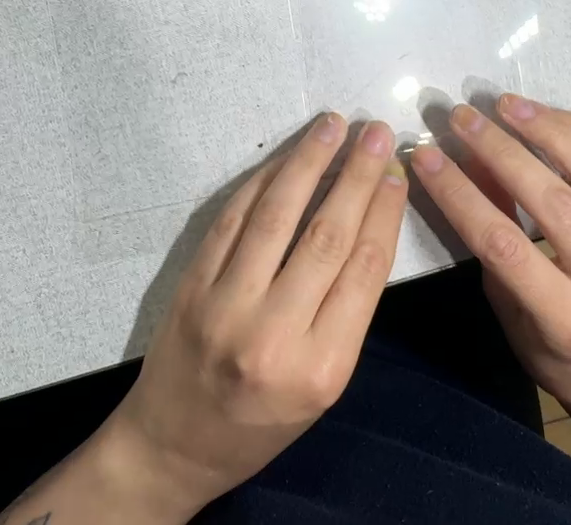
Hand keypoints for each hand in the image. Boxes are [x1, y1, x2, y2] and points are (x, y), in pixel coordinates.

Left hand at [100, 114, 408, 517]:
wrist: (173, 444)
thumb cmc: (262, 424)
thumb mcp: (322, 387)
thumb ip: (345, 313)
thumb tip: (367, 224)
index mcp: (321, 368)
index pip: (363, 269)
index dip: (383, 212)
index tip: (397, 173)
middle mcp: (274, 333)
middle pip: (326, 234)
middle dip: (356, 175)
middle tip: (375, 132)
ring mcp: (226, 304)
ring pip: (277, 215)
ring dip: (308, 162)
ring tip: (331, 126)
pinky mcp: (192, 284)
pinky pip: (233, 219)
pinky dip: (262, 182)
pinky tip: (285, 159)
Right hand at [410, 95, 570, 422]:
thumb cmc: (548, 350)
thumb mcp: (506, 309)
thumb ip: (491, 242)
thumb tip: (465, 167)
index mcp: (569, 321)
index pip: (505, 245)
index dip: (461, 196)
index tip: (425, 157)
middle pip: (555, 204)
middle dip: (502, 153)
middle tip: (462, 118)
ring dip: (548, 132)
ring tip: (506, 103)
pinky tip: (542, 112)